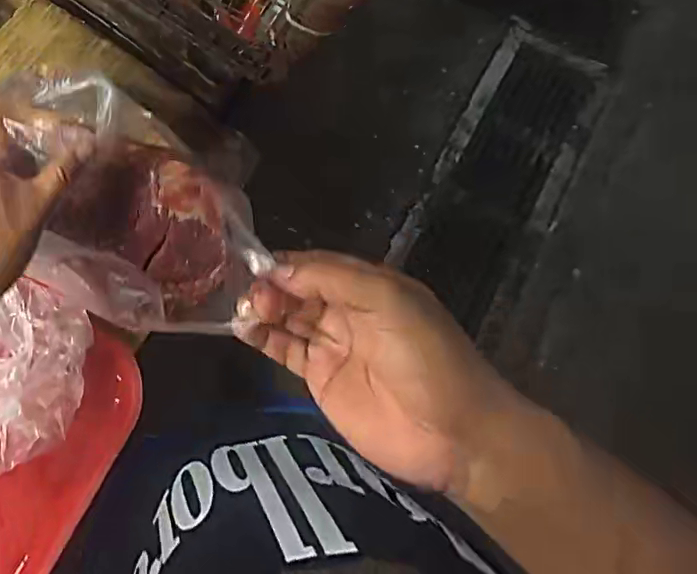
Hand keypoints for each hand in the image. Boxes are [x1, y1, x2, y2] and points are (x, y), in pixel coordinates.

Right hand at [236, 251, 524, 496]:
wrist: (454, 432)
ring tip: (243, 310)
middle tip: (252, 296)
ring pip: (288, 316)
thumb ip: (333, 280)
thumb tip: (278, 268)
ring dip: (264, 309)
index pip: (315, 264)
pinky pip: (286, 350)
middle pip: (298, 289)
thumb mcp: (387, 301)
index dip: (286, 263)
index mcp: (365, 283)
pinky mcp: (321, 379)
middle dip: (272, 286)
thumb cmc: (425, 354)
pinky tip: (244, 330)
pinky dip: (264, 339)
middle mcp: (345, 308)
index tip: (254, 265)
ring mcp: (332, 343)